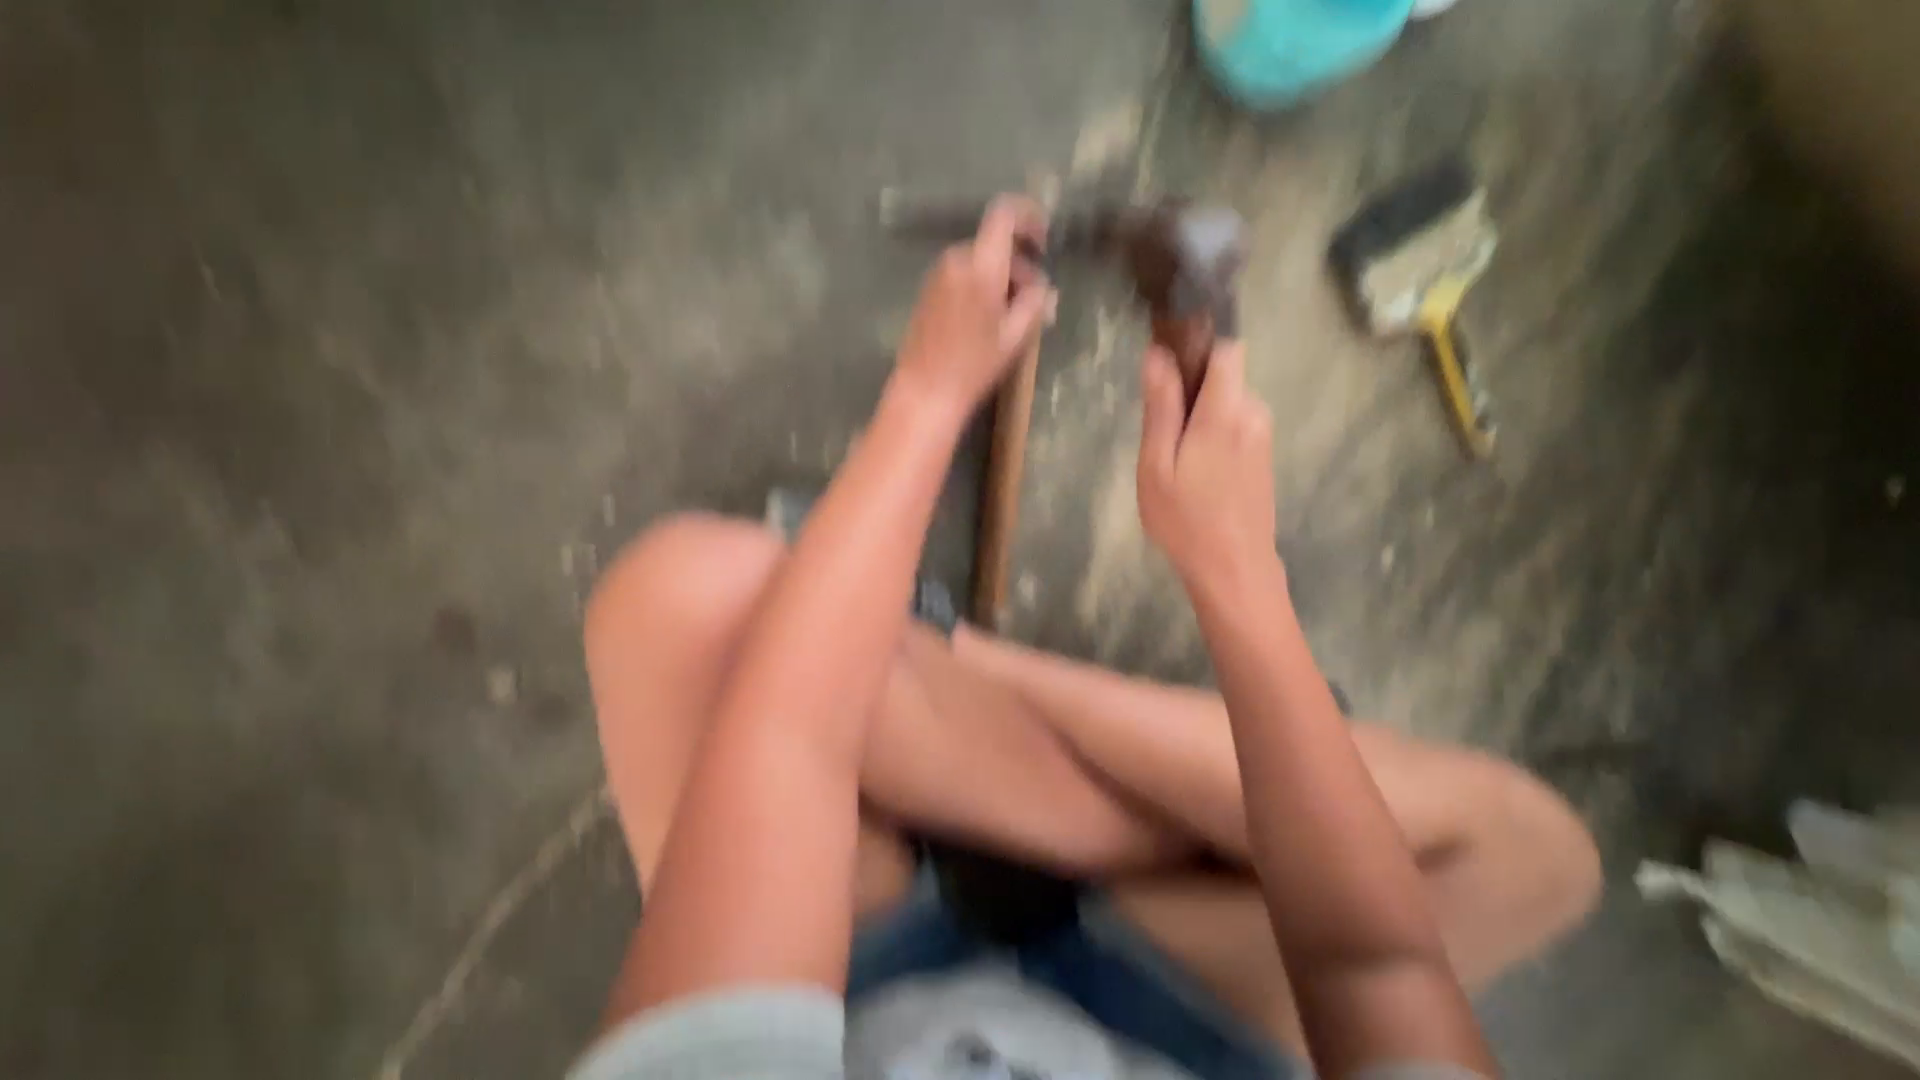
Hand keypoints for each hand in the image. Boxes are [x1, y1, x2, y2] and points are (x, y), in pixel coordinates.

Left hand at [892, 195, 1056, 414]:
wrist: (925, 390)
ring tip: (1011, 318)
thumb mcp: (1015, 336)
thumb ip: (1034, 303)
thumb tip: (1044, 288)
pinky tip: (986, 322)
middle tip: (1035, 302)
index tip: (1043, 240)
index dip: (1029, 217)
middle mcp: (955, 261)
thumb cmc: (974, 365)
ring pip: (978, 263)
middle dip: (1018, 266)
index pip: (1005, 215)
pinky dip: (980, 287)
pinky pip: (962, 276)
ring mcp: (937, 276)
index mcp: (980, 265)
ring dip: (999, 280)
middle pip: (994, 245)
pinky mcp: (927, 292)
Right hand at [1136, 341, 1277, 590]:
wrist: (1234, 570)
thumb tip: (1157, 354)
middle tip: (1162, 438)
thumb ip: (1160, 408)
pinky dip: (1216, 438)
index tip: (1169, 370)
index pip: (1227, 348)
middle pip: (1225, 378)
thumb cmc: (1186, 520)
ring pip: (1230, 404)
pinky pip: (1237, 427)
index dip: (1199, 348)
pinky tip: (1199, 476)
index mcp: (1225, 411)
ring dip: (1202, 420)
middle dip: (1193, 393)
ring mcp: (1264, 438)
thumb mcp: (1156, 466)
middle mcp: (1253, 414)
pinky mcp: (1265, 458)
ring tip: (1177, 462)